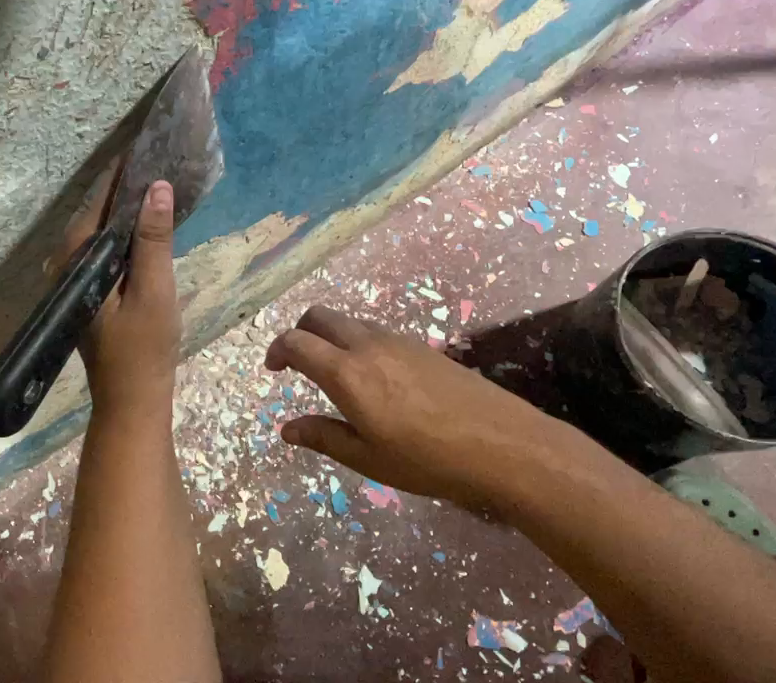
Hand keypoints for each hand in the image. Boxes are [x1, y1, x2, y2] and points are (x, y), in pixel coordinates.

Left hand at [54, 168, 180, 409]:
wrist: (130, 401)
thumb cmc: (143, 349)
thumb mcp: (153, 290)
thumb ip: (152, 239)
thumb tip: (156, 187)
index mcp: (77, 260)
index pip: (97, 202)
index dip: (120, 172)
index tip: (142, 144)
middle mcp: (67, 264)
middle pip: (95, 212)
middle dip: (123, 185)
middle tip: (154, 158)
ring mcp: (74, 278)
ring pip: (99, 229)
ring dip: (124, 207)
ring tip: (154, 181)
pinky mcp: (87, 289)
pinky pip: (103, 246)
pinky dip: (123, 230)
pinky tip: (145, 223)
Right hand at [265, 305, 595, 517]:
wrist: (502, 444)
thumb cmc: (428, 459)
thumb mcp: (368, 458)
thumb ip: (324, 437)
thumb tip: (286, 429)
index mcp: (346, 372)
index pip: (296, 342)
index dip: (277, 350)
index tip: (272, 369)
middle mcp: (366, 345)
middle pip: (319, 317)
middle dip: (299, 332)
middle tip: (296, 363)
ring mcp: (396, 340)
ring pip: (348, 321)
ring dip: (329, 336)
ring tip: (333, 373)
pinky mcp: (420, 345)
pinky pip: (373, 331)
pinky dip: (356, 342)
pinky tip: (372, 377)